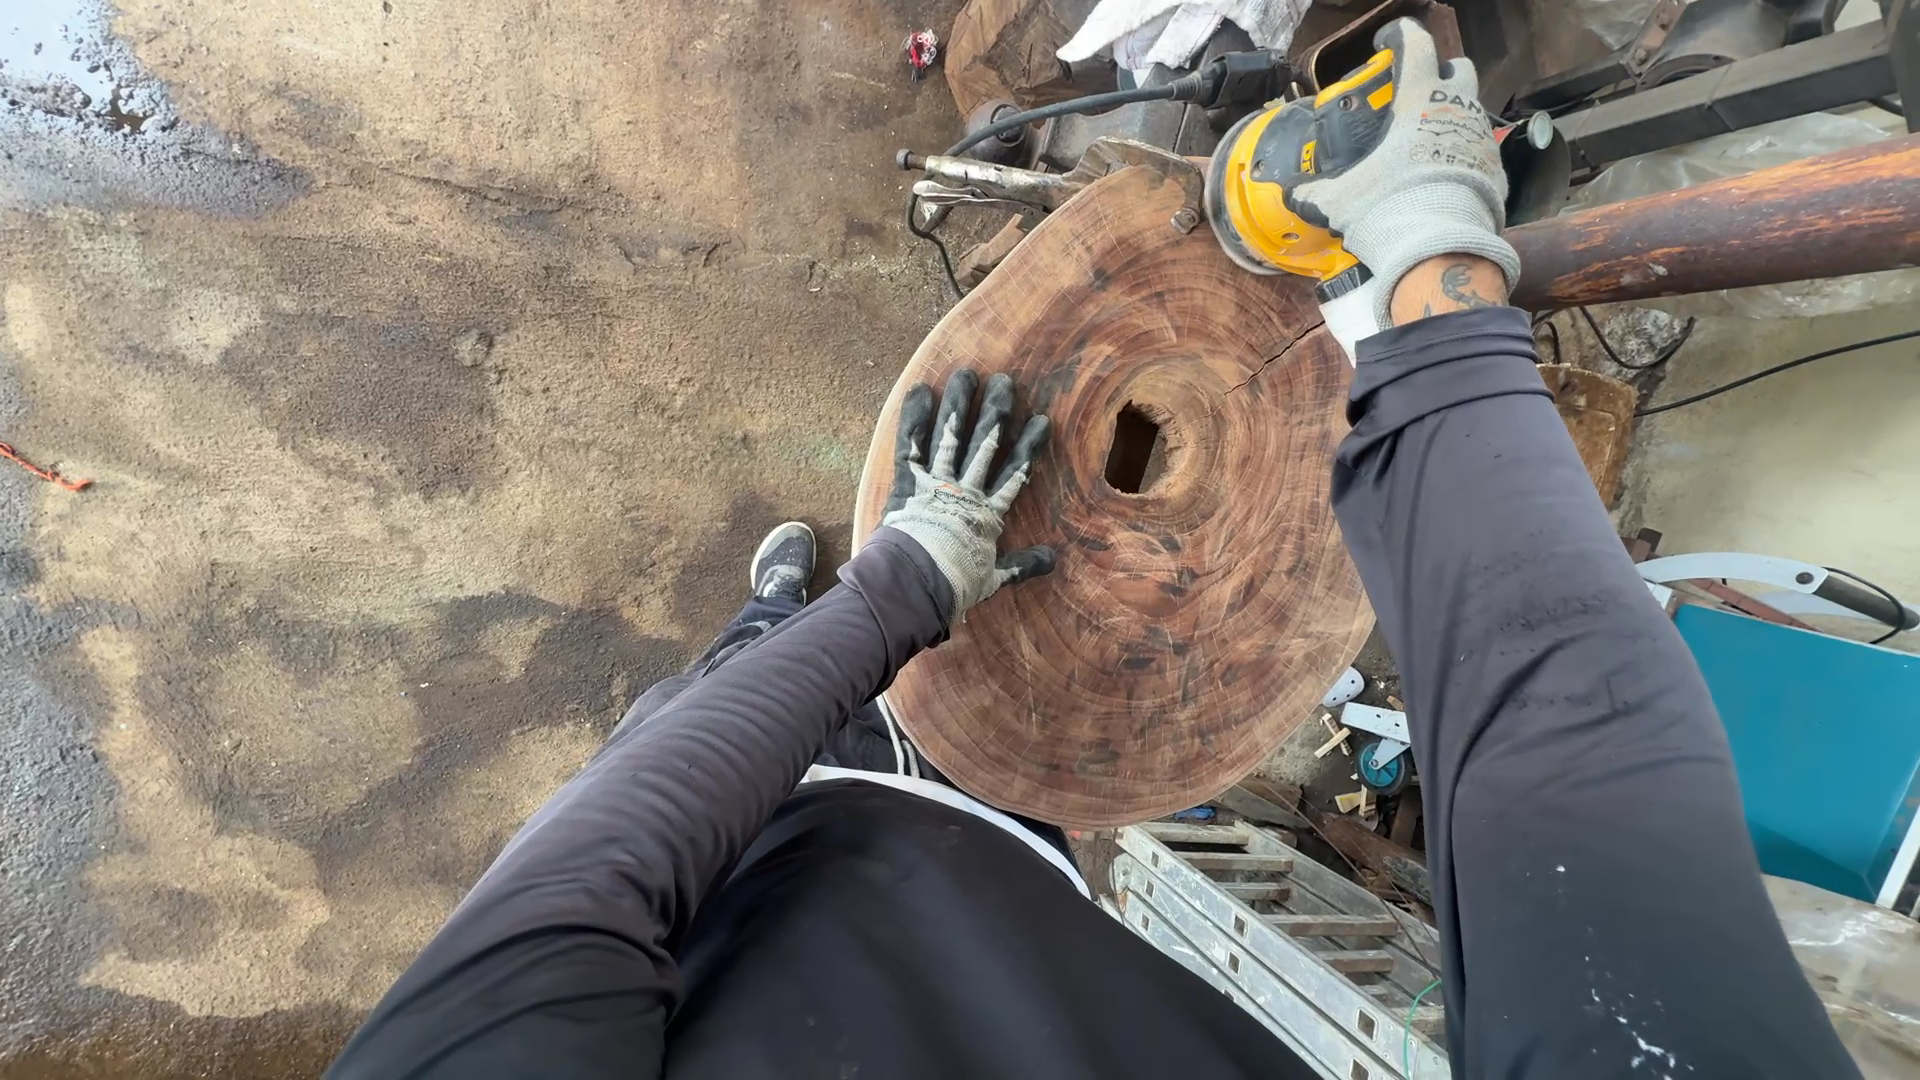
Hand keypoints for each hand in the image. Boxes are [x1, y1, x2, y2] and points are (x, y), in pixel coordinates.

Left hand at [880, 370, 1055, 620]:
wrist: (914, 585)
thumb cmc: (953, 584)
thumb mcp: (992, 578)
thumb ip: (1021, 565)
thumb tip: (1054, 561)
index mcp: (987, 513)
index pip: (1014, 472)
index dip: (1028, 446)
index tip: (1041, 420)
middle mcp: (964, 490)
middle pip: (984, 444)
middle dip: (995, 412)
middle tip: (1005, 382)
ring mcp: (935, 482)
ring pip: (950, 435)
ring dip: (958, 404)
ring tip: (966, 374)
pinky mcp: (907, 481)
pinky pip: (910, 444)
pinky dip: (914, 418)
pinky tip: (919, 390)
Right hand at [1288, 18, 1518, 336]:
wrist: (1437, 244)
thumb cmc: (1386, 207)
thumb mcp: (1338, 201)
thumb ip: (1313, 194)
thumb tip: (1291, 195)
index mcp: (1419, 100)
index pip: (1416, 46)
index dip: (1400, 36)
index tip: (1388, 40)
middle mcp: (1456, 106)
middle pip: (1457, 68)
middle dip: (1439, 73)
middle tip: (1415, 94)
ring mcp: (1479, 134)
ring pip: (1469, 107)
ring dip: (1449, 115)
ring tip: (1423, 141)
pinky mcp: (1494, 166)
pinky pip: (1475, 148)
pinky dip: (1458, 152)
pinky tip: (1439, 174)